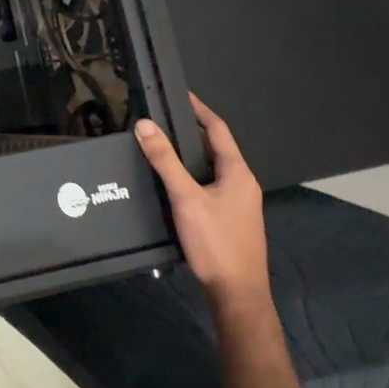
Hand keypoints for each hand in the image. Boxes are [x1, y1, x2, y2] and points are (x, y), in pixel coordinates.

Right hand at [135, 94, 268, 305]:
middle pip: (216, 149)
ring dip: (189, 155)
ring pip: (212, 169)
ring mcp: (239, 203)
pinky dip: (191, 175)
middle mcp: (243, 184)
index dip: (200, 110)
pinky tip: (172, 182)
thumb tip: (145, 125)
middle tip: (161, 119)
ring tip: (161, 145)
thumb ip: (165, 161)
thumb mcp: (186, 198)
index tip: (180, 95)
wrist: (237, 292)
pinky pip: (210, 185)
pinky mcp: (230, 218)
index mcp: (238, 173)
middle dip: (190, 132)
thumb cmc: (216, 242)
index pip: (218, 131)